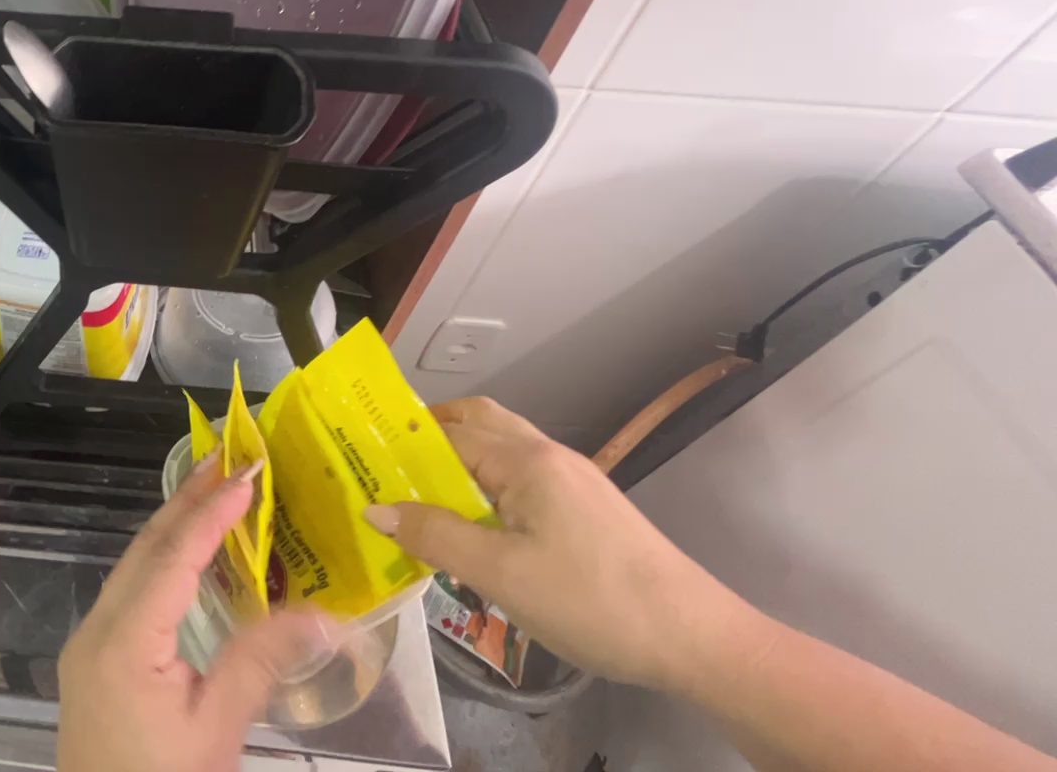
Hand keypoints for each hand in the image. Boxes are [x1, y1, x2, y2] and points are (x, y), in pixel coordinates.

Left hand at [57, 457, 330, 771]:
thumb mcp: (218, 730)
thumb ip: (262, 662)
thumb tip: (327, 615)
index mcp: (125, 642)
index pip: (172, 559)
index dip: (211, 514)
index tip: (245, 475)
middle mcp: (97, 627)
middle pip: (144, 548)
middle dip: (186, 499)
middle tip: (225, 457)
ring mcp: (88, 639)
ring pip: (132, 564)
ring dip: (171, 524)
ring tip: (211, 488)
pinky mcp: (92, 654)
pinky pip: (127, 588)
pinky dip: (159, 559)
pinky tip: (185, 551)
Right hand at [363, 397, 757, 691]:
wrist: (700, 642)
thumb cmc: (593, 601)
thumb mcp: (501, 575)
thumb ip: (435, 536)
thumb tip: (376, 508)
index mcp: (525, 461)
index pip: (448, 432)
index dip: (402, 442)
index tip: (362, 456)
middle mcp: (548, 456)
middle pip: (478, 421)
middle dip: (431, 432)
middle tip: (390, 462)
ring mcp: (572, 479)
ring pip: (501, 447)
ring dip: (459, 457)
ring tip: (424, 492)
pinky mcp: (587, 506)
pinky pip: (521, 475)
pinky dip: (485, 480)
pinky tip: (476, 521)